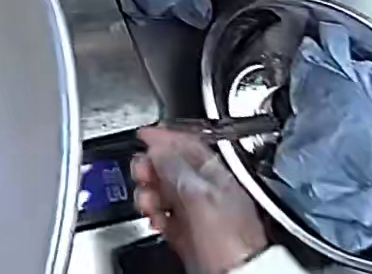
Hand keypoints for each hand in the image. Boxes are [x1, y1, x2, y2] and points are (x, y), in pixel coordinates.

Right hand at [132, 127, 269, 273]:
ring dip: (150, 191)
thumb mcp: (201, 195)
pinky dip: (155, 215)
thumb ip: (177, 169)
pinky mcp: (188, 238)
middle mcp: (206, 191)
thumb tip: (158, 150)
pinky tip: (151, 217)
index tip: (145, 134)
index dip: (165, 137)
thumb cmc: (232, 238)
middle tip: (139, 169)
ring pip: (166, 193)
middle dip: (152, 166)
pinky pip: (165, 219)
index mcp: (215, 174)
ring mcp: (197, 215)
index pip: (187, 144)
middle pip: (173, 169)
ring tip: (143, 198)